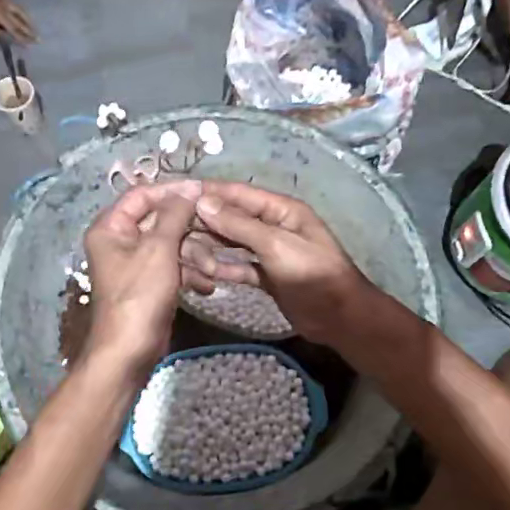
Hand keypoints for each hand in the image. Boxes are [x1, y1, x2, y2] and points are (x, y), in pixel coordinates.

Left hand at [82, 181, 203, 375]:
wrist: (130, 350)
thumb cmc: (140, 295)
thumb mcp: (159, 249)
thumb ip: (175, 214)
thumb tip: (191, 188)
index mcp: (111, 227)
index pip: (142, 195)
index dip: (173, 191)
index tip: (205, 193)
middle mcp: (119, 241)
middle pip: (160, 221)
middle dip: (190, 231)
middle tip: (217, 236)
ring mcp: (135, 265)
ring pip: (171, 246)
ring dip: (195, 256)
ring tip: (214, 272)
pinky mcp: (149, 285)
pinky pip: (172, 268)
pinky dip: (190, 274)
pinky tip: (208, 286)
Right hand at [188, 181, 372, 344]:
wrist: (339, 316)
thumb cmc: (312, 274)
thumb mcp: (276, 245)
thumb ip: (239, 225)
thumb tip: (202, 202)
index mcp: (280, 210)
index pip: (237, 194)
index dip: (207, 192)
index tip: (175, 194)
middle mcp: (273, 225)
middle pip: (231, 218)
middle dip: (204, 221)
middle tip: (171, 228)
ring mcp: (269, 252)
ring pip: (232, 243)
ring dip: (211, 246)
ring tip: (182, 250)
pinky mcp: (267, 276)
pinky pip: (239, 267)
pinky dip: (224, 268)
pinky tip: (203, 271)